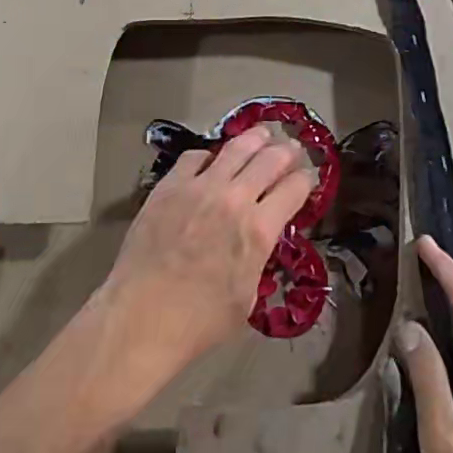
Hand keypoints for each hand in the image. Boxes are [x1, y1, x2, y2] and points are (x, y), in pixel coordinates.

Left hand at [93, 125, 314, 390]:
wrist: (144, 314)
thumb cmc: (200, 320)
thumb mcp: (247, 297)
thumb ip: (257, 260)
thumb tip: (257, 243)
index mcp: (259, 230)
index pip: (294, 189)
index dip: (306, 179)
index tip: (309, 176)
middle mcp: (234, 199)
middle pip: (269, 159)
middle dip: (287, 151)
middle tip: (293, 147)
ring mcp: (199, 188)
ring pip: (234, 149)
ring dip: (254, 138)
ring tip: (263, 133)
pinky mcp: (168, 186)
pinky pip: (194, 157)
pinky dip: (209, 154)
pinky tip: (211, 158)